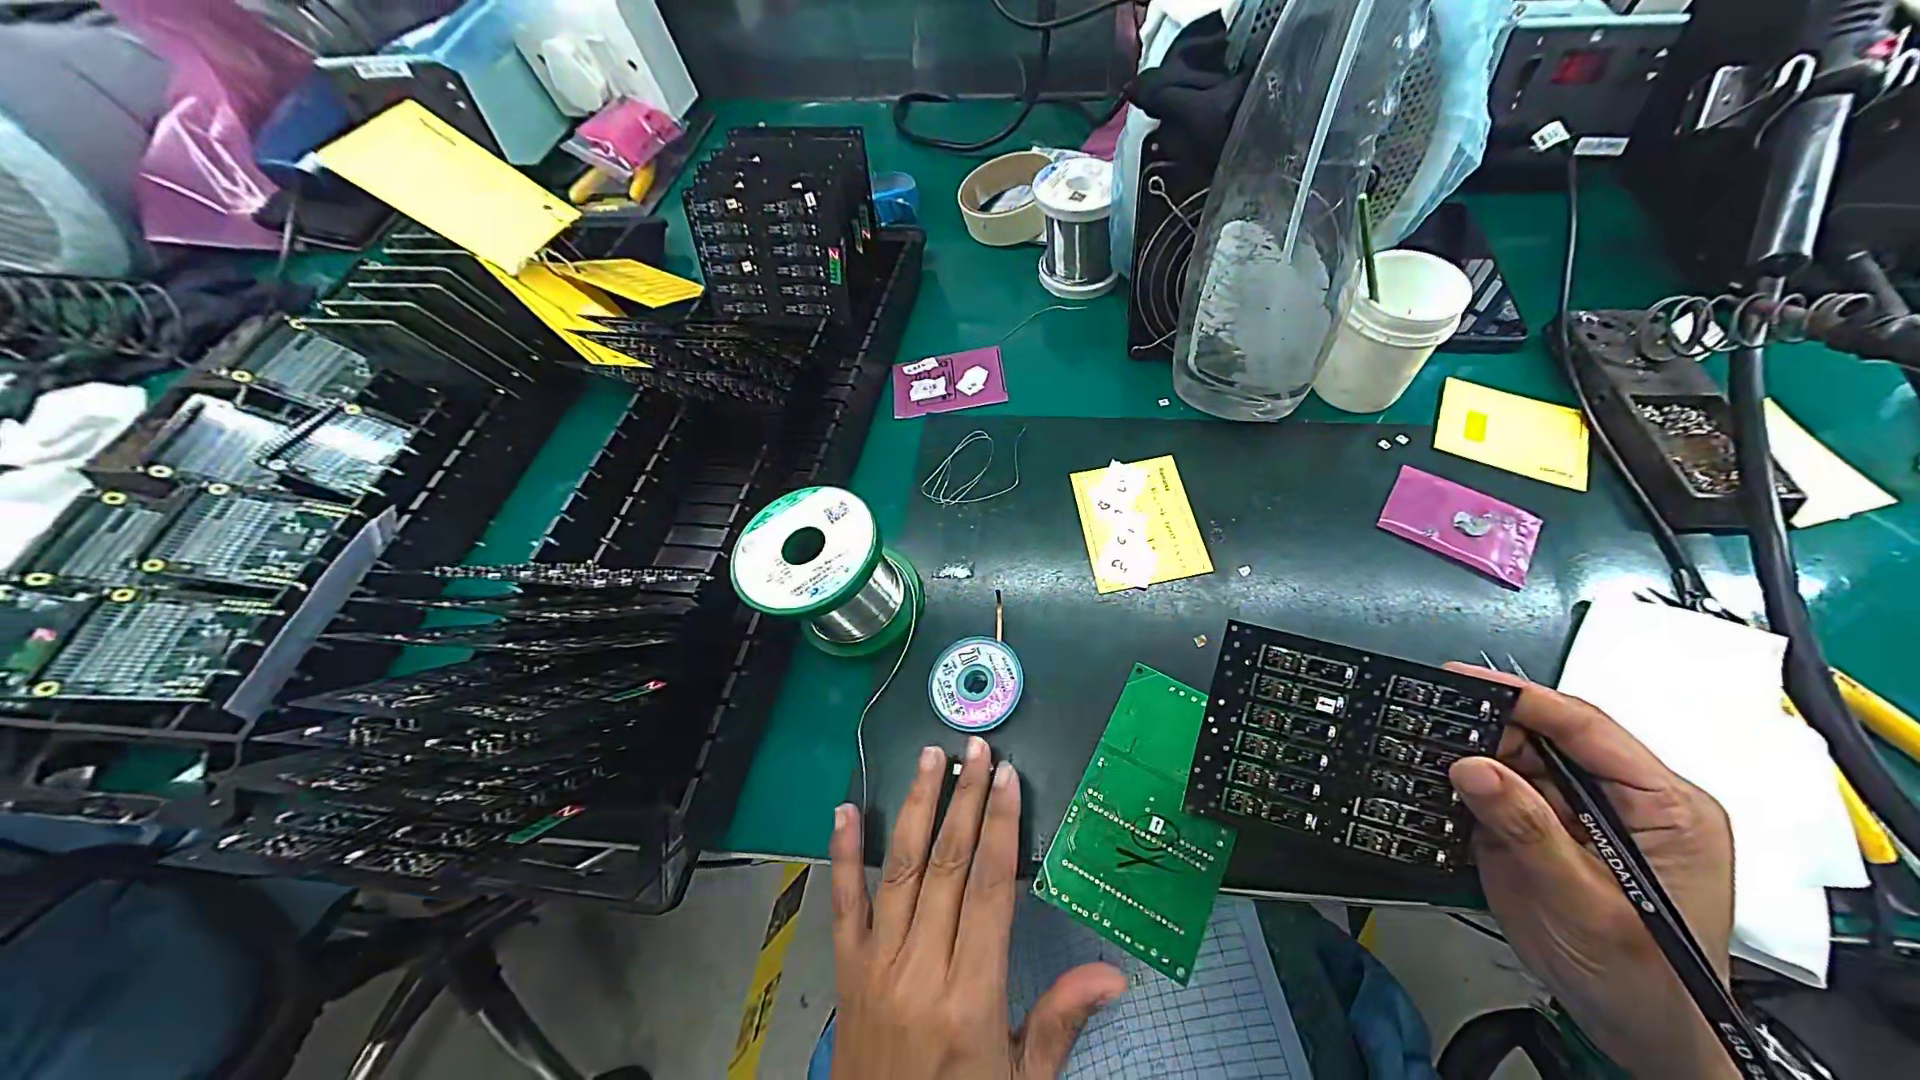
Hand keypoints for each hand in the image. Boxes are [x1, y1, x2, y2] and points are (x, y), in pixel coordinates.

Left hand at [830, 739, 1127, 1079]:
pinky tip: (844, 811)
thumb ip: (1060, 1020)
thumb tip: (1112, 974)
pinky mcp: (846, 969)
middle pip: (947, 865)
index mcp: (969, 996)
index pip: (989, 888)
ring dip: (916, 807)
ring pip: (899, 869)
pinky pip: (843, 902)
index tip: (1007, 780)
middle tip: (977, 751)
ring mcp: (876, 965)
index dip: (1000, 826)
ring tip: (930, 759)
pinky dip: (843, 853)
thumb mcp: (1022, 1079)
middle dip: (965, 800)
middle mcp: (919, 970)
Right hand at [1444, 665, 1738, 1079]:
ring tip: (1417, 739)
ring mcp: (1571, 811)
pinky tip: (1428, 774)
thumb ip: (1528, 830)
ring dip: (1466, 751)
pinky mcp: (1534, 825)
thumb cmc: (1641, 976)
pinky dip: (1458, 781)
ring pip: (1509, 758)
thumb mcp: (1583, 902)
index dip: (1523, 698)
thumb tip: (1471, 766)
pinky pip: (1491, 787)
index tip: (1461, 680)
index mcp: (1662, 805)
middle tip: (1424, 713)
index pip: (1588, 729)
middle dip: (1484, 725)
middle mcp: (1616, 797)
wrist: (1631, 1029)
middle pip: (1542, 737)